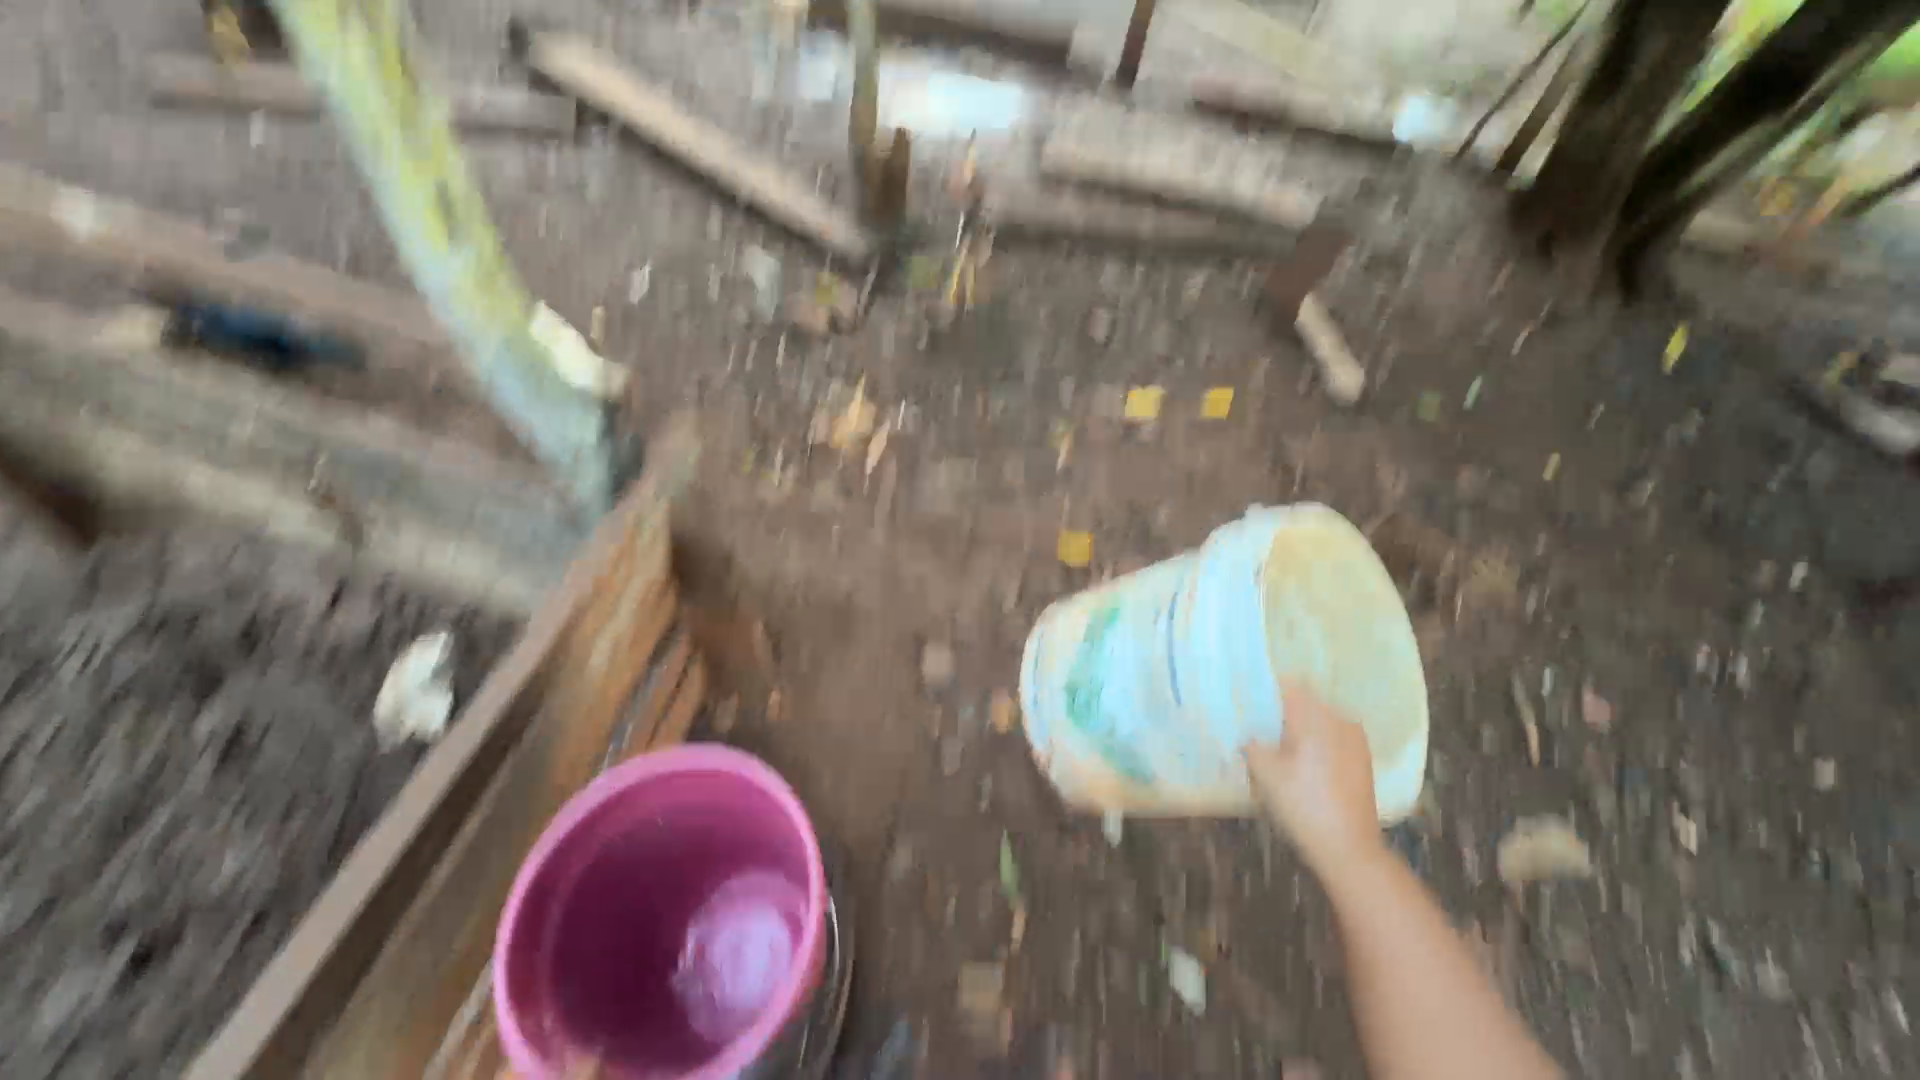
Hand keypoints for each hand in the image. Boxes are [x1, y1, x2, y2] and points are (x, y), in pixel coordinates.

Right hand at [1244, 682, 1382, 877]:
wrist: (1348, 848)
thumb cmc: (1302, 805)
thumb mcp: (1266, 774)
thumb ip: (1253, 744)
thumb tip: (1248, 734)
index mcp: (1316, 718)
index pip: (1288, 686)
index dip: (1265, 690)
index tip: (1247, 701)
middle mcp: (1340, 720)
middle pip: (1305, 702)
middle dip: (1281, 711)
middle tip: (1258, 729)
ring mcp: (1356, 740)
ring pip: (1320, 720)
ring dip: (1300, 727)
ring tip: (1279, 749)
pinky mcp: (1363, 759)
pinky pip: (1333, 737)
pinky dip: (1316, 742)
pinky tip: (1302, 765)